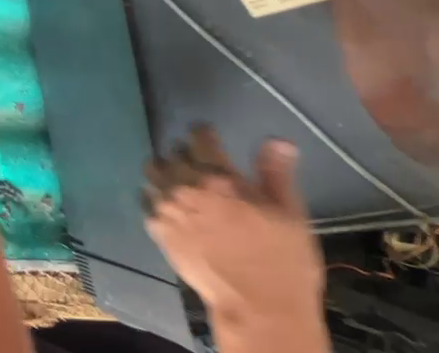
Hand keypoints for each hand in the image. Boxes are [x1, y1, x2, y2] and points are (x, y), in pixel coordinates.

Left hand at [144, 127, 324, 345]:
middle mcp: (184, 185)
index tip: (204, 132)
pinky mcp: (155, 226)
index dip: (202, 133)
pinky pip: (147, 201)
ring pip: (153, 174)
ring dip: (164, 172)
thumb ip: (276, 174)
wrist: (259, 307)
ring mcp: (165, 205)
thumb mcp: (291, 215)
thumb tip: (277, 140)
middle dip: (184, 154)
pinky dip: (156, 198)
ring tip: (177, 178)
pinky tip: (168, 204)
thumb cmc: (283, 261)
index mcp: (218, 178)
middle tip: (195, 161)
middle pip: (173, 155)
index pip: (200, 139)